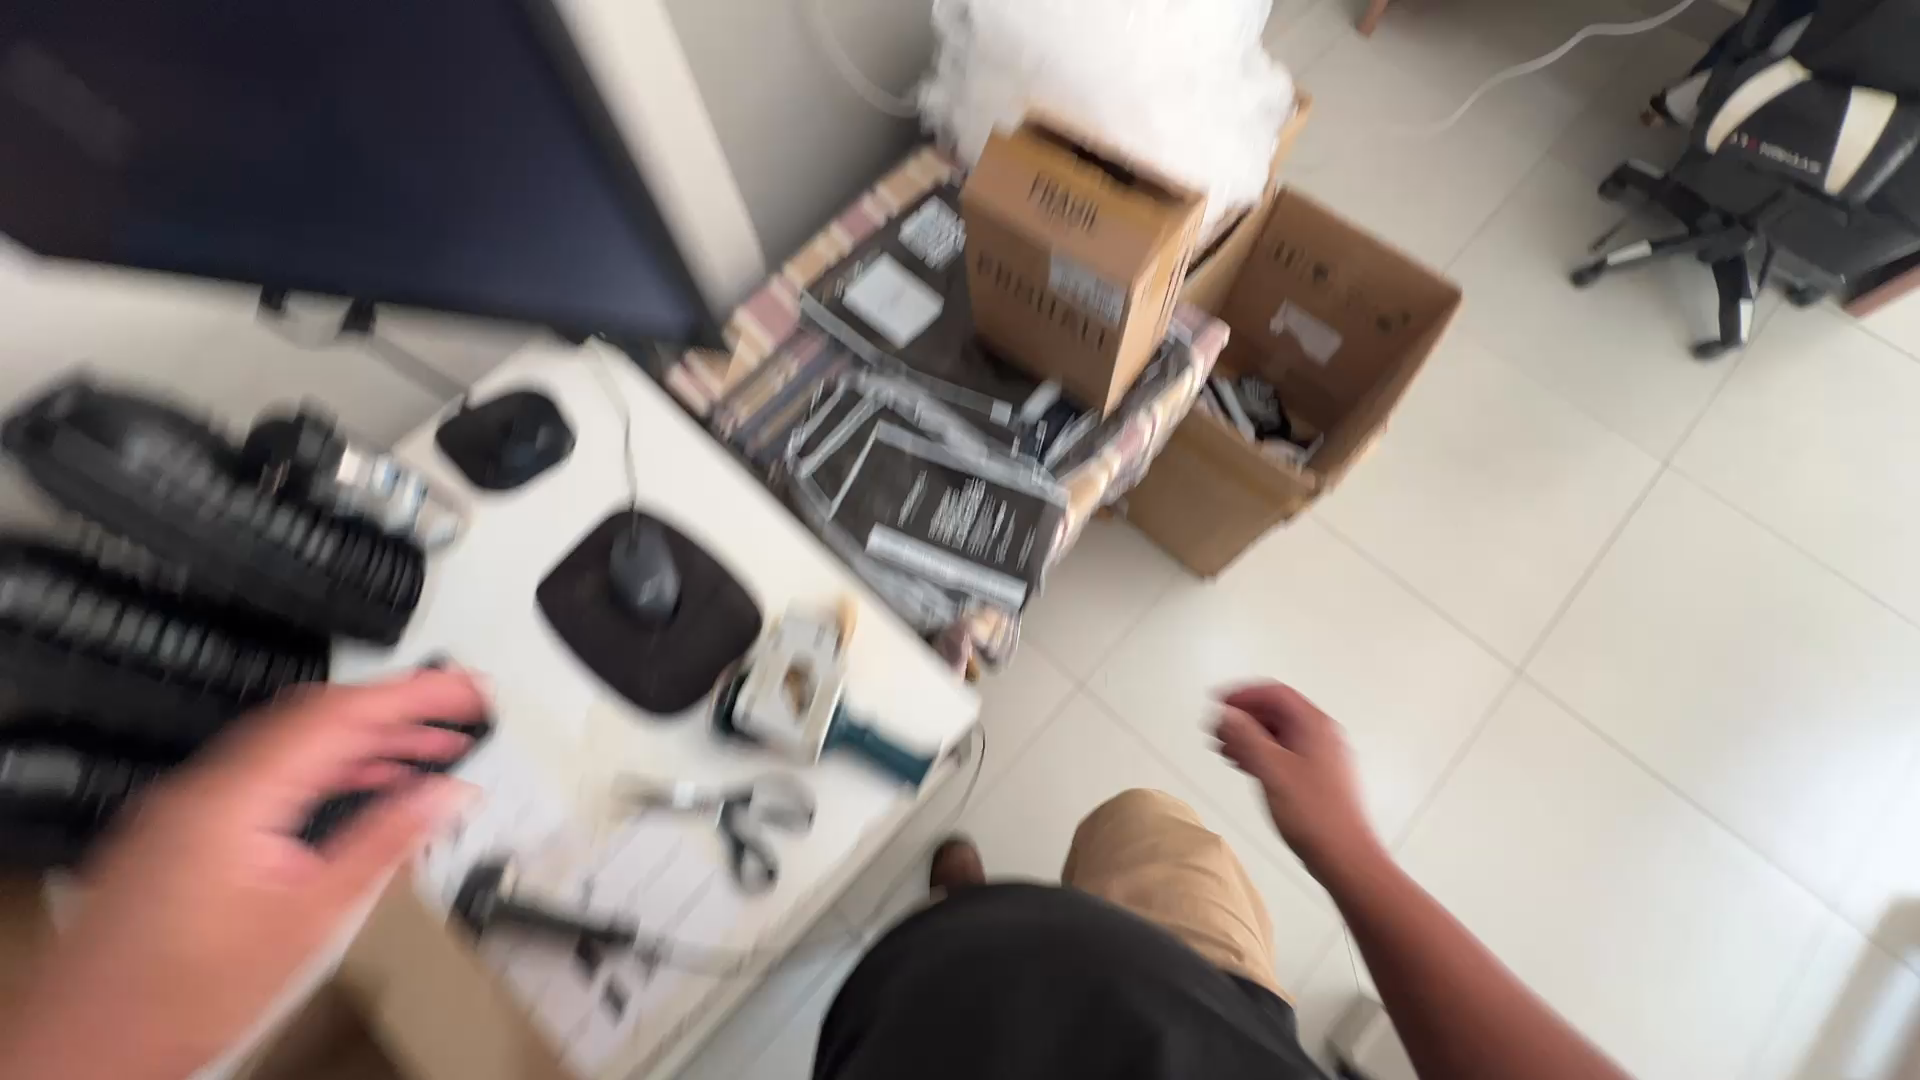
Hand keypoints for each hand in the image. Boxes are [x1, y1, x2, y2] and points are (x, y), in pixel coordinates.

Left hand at [2, 671, 484, 1079]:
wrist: (74, 1064)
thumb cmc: (173, 1004)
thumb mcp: (310, 917)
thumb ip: (387, 843)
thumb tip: (448, 795)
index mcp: (234, 801)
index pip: (341, 715)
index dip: (415, 694)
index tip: (467, 689)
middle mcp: (206, 792)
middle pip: (320, 718)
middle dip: (401, 708)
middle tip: (462, 707)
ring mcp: (194, 811)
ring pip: (300, 744)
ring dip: (373, 738)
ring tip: (436, 746)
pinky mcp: (192, 832)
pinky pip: (278, 775)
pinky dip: (336, 767)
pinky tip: (377, 783)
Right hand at [1212, 681, 1385, 880]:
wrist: (1346, 860)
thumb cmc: (1311, 813)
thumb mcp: (1272, 769)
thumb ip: (1246, 736)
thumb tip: (1226, 713)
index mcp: (1315, 726)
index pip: (1275, 693)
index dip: (1242, 694)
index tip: (1215, 704)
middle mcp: (1321, 735)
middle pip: (1276, 712)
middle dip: (1242, 717)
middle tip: (1214, 730)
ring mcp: (1321, 757)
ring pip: (1278, 734)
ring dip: (1248, 736)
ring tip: (1222, 748)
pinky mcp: (1317, 777)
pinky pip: (1283, 753)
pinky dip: (1260, 752)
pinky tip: (1242, 764)